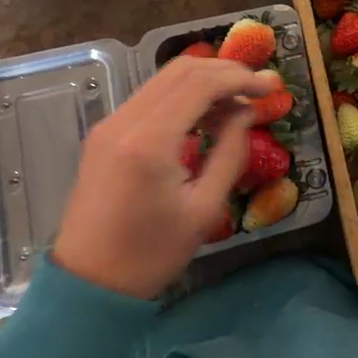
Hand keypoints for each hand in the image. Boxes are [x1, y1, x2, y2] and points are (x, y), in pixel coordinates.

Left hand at [52, 57, 274, 298]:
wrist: (86, 287)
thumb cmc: (151, 255)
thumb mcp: (204, 208)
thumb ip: (231, 151)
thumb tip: (246, 111)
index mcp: (149, 140)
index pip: (201, 83)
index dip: (241, 77)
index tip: (271, 87)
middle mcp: (125, 120)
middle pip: (182, 70)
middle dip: (226, 72)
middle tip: (258, 88)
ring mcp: (110, 124)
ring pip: (166, 78)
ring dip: (205, 81)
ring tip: (237, 102)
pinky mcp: (105, 133)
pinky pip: (151, 96)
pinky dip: (184, 94)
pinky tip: (206, 114)